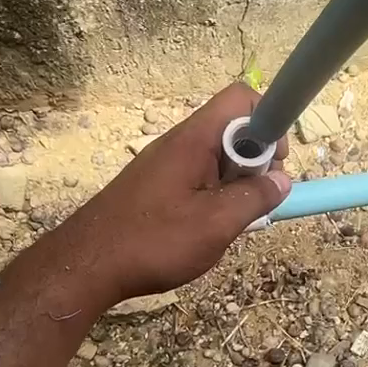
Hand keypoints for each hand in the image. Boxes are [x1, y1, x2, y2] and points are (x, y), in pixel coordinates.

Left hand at [59, 84, 288, 302]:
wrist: (86, 266)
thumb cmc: (154, 241)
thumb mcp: (216, 224)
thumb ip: (255, 199)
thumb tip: (281, 181)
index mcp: (194, 139)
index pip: (241, 99)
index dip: (268, 122)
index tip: (274, 162)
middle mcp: (179, 143)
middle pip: (232, 129)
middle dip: (256, 160)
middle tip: (255, 200)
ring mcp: (165, 164)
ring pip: (217, 157)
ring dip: (236, 183)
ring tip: (231, 221)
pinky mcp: (156, 186)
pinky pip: (198, 177)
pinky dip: (214, 196)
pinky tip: (207, 229)